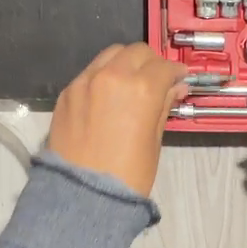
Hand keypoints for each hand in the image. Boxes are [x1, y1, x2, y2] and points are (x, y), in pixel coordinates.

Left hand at [47, 43, 188, 196]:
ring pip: (110, 55)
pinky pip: (90, 72)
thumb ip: (163, 106)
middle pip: (136, 52)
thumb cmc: (128, 175)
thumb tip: (175, 87)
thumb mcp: (154, 141)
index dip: (175, 72)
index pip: (164, 66)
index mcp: (141, 88)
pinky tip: (107, 98)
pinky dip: (103, 76)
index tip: (179, 80)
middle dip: (150, 63)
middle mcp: (112, 76)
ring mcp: (85, 81)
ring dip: (126, 64)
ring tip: (131, 84)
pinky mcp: (67, 92)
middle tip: (156, 81)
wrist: (82, 195)